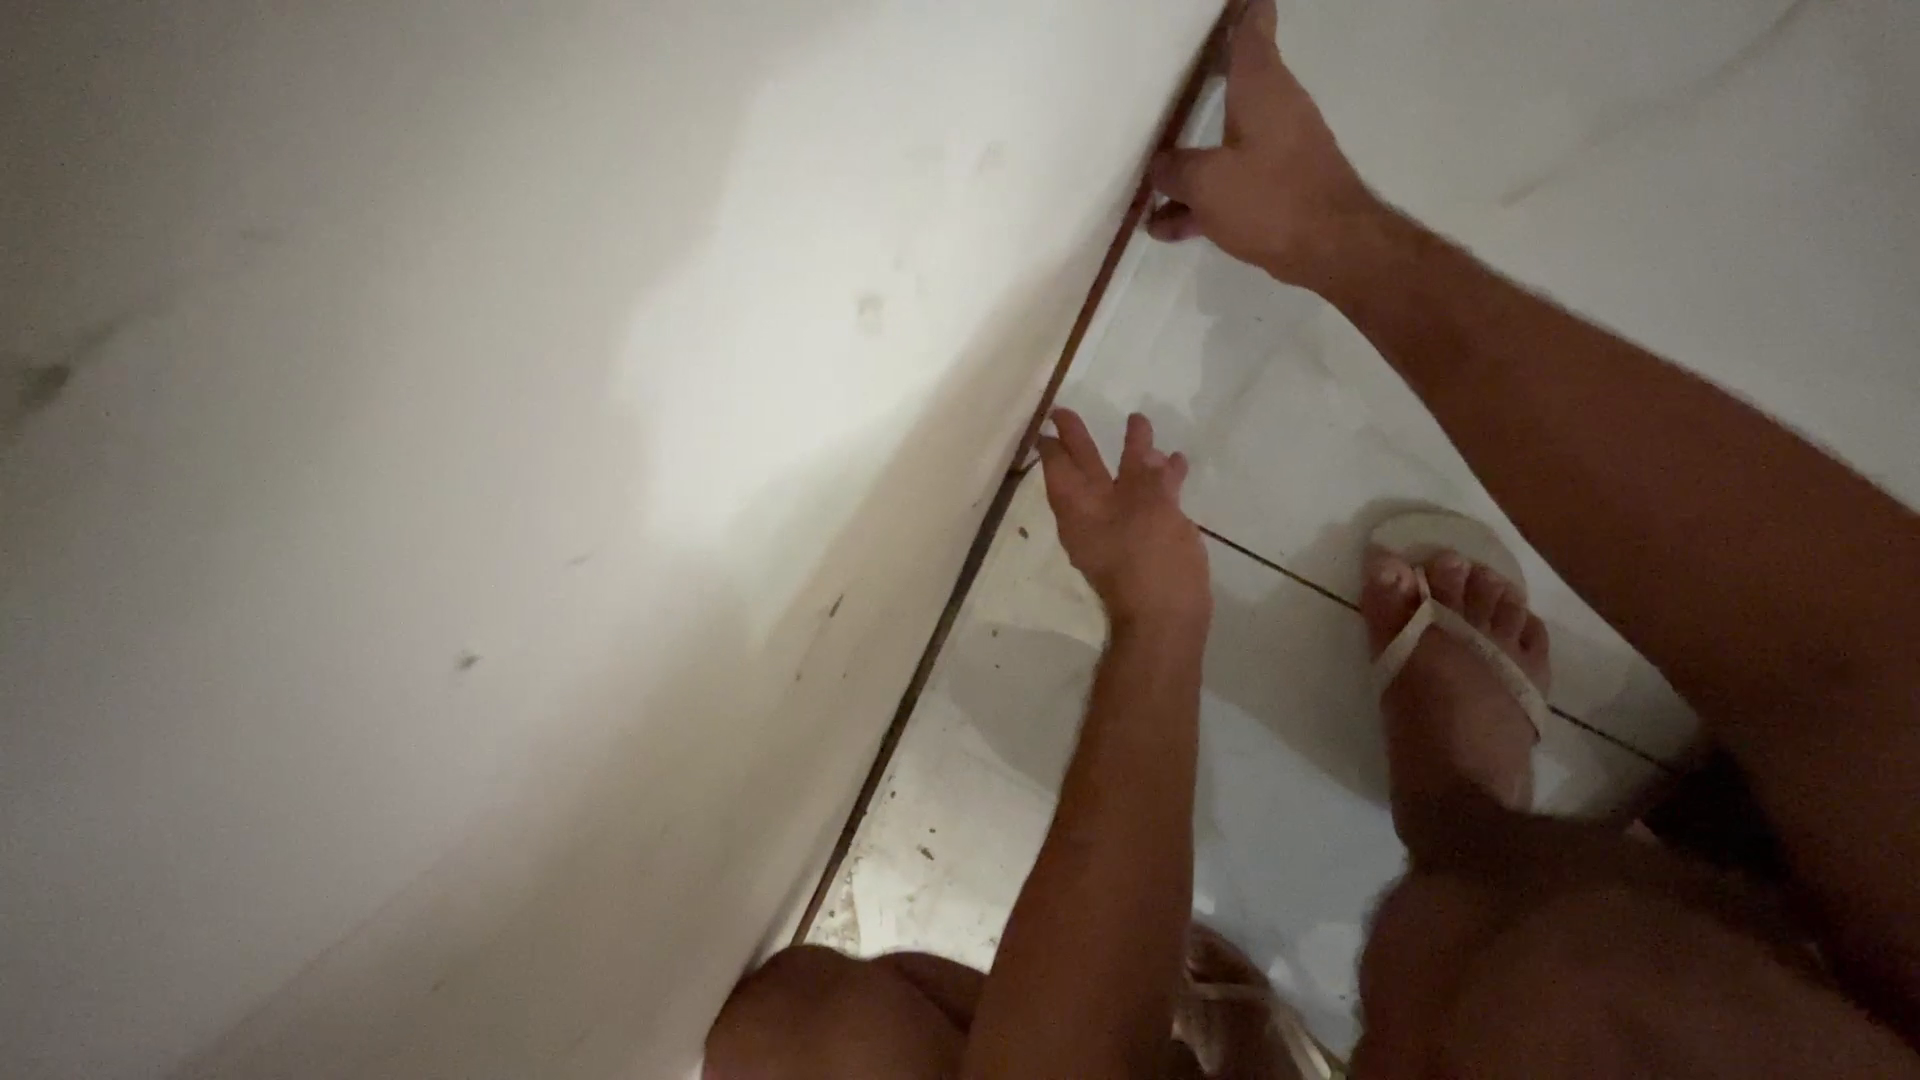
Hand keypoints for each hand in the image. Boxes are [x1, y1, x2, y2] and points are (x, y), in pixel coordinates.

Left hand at [1038, 409, 1210, 626]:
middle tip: (1067, 413)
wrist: (1167, 620)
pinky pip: (1147, 504)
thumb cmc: (1149, 559)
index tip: (1047, 421)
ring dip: (1131, 456)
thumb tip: (1149, 456)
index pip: (1060, 468)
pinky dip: (1159, 484)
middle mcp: (1093, 518)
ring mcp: (1119, 532)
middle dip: (1081, 441)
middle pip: (1085, 472)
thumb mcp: (1148, 506)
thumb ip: (1146, 476)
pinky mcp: (1144, 545)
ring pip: (1121, 485)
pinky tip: (1178, 464)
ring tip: (1142, 422)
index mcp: (1081, 509)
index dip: (1055, 442)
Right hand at [1145, 0, 1386, 289]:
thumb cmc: (1269, 199)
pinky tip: (1167, 228)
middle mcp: (1273, 110)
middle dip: (1204, 82)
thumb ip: (1175, 171)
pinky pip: (1230, 184)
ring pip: (1225, 145)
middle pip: (1234, 85)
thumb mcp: (1206, 184)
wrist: (1329, 247)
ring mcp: (1277, 151)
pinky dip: (1202, 199)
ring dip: (1190, 163)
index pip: (1253, 30)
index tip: (1230, 3)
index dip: (1241, 11)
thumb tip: (1160, 168)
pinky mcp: (1278, 189)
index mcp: (1260, 88)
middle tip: (1175, 76)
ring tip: (1149, 185)